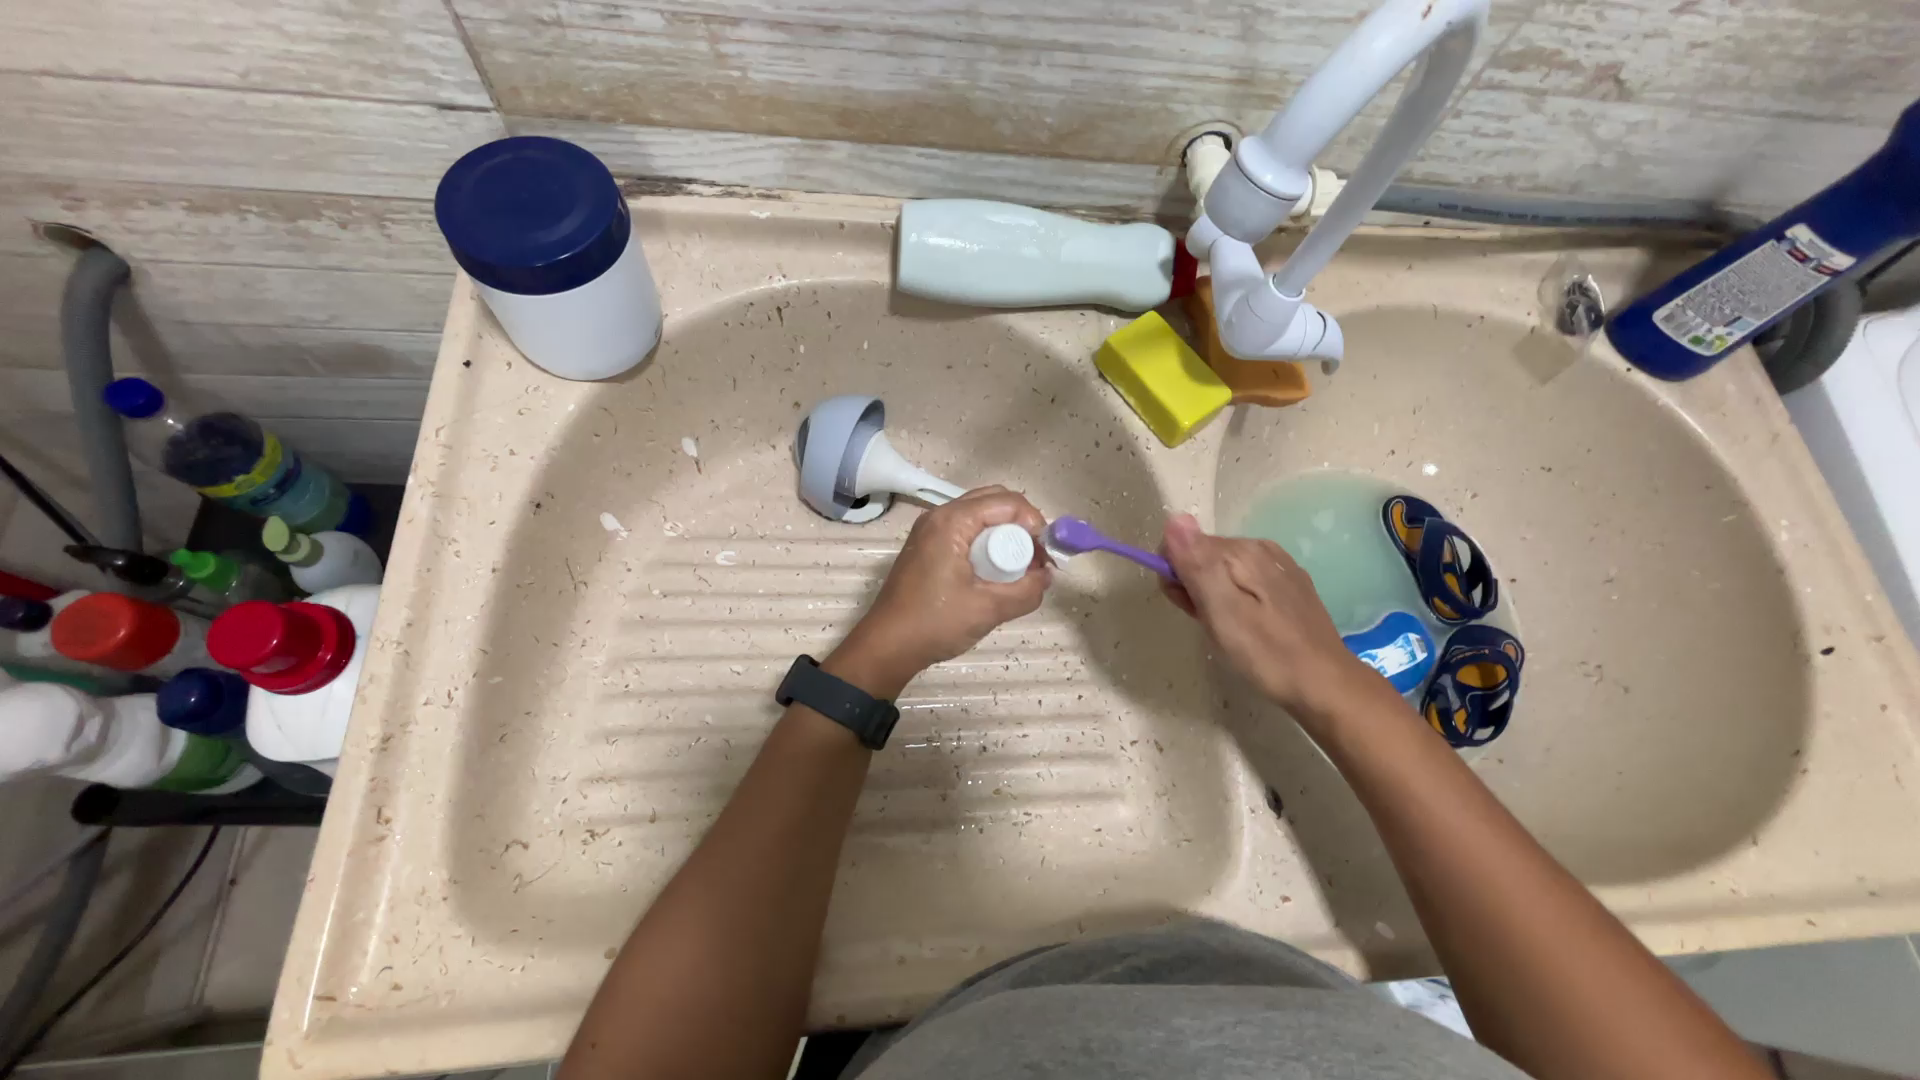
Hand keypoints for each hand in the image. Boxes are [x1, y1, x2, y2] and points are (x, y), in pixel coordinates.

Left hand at [828, 486, 1050, 695]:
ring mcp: (930, 530)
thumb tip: (1047, 576)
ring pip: (980, 516)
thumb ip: (1026, 591)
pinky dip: (986, 543)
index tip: (1045, 555)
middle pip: (994, 502)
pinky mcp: (928, 547)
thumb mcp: (988, 609)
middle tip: (1036, 559)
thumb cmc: (934, 623)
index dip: (1034, 524)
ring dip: (1005, 536)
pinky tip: (995, 573)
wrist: (886, 646)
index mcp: (952, 521)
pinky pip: (966, 531)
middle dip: (1021, 526)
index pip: (1007, 502)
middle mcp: (939, 516)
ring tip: (1019, 569)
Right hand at [1159, 513, 1381, 719]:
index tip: (1188, 607)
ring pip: (1222, 570)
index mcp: (1241, 551)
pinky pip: (1245, 582)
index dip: (1174, 576)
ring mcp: (1278, 567)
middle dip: (1193, 587)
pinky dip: (1235, 601)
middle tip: (1209, 624)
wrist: (1323, 684)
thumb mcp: (1220, 610)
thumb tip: (1175, 518)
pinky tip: (1247, 627)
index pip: (1182, 544)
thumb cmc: (1264, 652)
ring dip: (1212, 597)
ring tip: (1227, 631)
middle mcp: (1260, 548)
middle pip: (1202, 555)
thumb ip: (1196, 563)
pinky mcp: (1289, 586)